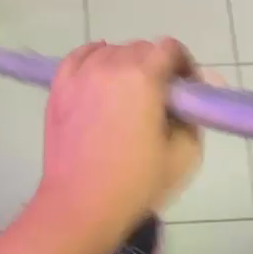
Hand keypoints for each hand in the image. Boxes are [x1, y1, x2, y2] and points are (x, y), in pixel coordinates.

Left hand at [36, 39, 204, 237]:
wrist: (80, 205)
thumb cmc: (136, 183)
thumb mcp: (184, 154)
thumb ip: (193, 116)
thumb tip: (193, 95)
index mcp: (144, 78)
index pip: (170, 48)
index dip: (184, 65)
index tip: (186, 90)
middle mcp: (110, 66)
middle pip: (141, 48)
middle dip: (156, 66)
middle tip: (160, 98)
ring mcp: (80, 74)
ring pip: (110, 51)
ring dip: (125, 63)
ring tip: (128, 93)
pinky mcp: (59, 87)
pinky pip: (79, 56)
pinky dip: (93, 57)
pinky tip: (100, 71)